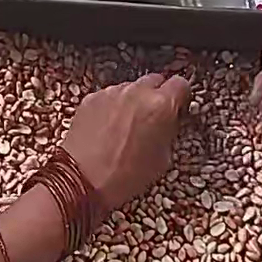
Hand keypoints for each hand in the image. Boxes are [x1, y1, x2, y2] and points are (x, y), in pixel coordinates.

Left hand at [61, 73, 191, 211]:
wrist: (81, 180)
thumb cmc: (122, 176)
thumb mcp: (162, 159)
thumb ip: (169, 131)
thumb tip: (169, 122)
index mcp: (160, 106)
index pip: (181, 84)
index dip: (180, 96)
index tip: (177, 105)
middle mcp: (136, 92)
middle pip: (155, 81)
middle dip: (156, 96)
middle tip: (153, 118)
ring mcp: (111, 93)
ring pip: (130, 88)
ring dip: (132, 102)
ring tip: (126, 127)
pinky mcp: (91, 98)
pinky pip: (108, 96)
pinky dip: (111, 107)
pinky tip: (107, 128)